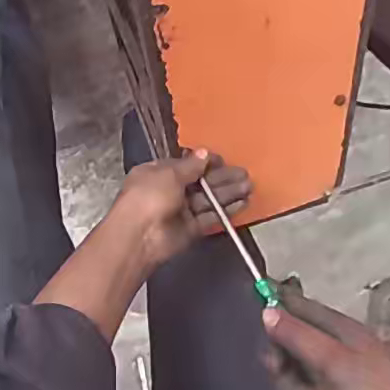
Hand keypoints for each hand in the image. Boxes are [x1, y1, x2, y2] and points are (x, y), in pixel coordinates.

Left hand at [104, 149, 251, 270]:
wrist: (139, 235)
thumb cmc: (149, 196)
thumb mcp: (169, 173)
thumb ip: (190, 165)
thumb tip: (204, 154)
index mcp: (157, 173)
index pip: (184, 165)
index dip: (203, 162)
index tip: (222, 160)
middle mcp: (168, 191)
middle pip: (199, 182)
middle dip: (221, 177)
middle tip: (244, 174)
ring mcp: (179, 211)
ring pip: (207, 199)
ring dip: (228, 192)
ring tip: (249, 186)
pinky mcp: (189, 230)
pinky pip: (209, 218)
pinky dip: (225, 211)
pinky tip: (242, 203)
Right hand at [261, 288, 389, 389]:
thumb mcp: (337, 363)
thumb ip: (299, 336)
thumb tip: (265, 311)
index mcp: (344, 334)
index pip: (302, 308)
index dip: (278, 308)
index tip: (258, 314)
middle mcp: (331, 354)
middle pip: (284, 343)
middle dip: (282, 361)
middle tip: (278, 368)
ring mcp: (322, 385)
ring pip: (283, 377)